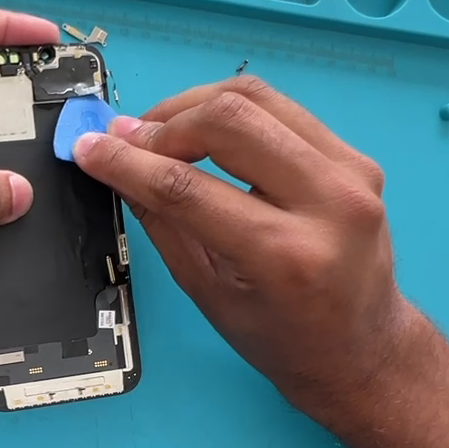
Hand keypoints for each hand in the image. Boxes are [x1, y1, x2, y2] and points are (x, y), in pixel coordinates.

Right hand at [73, 76, 433, 425]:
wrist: (360, 348)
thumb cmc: (277, 337)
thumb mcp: (205, 290)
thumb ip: (163, 224)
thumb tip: (119, 171)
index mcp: (282, 255)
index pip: (187, 188)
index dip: (127, 163)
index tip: (88, 148)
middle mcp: (327, 202)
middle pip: (229, 121)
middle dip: (163, 125)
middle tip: (126, 141)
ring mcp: (352, 172)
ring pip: (257, 98)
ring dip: (193, 107)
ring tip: (158, 132)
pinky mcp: (357, 157)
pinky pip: (281, 110)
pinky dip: (230, 114)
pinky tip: (201, 133)